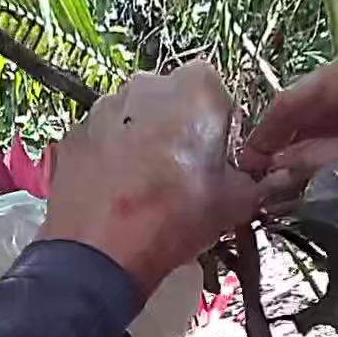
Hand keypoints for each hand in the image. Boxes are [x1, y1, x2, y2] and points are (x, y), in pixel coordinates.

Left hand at [40, 61, 262, 290]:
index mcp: (197, 88)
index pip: (219, 96)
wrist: (102, 252)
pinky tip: (116, 196)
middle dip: (179, 134)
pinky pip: (104, 140)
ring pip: (136, 121)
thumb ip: (256, 182)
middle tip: (182, 181)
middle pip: (174, 105)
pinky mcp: (75, 133)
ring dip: (144, 146)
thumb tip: (262, 180)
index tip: (217, 163)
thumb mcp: (236, 204)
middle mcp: (148, 84)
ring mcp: (105, 107)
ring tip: (146, 193)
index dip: (220, 131)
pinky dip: (111, 160)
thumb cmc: (174, 219)